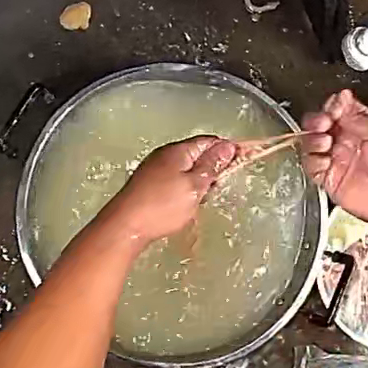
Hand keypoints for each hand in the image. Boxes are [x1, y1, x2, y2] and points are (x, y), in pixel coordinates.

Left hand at [97, 136, 237, 244]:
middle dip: (212, 167)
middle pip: (196, 153)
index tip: (242, 161)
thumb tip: (228, 146)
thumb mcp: (195, 185)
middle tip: (219, 186)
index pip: (209, 141)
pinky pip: (173, 179)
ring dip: (198, 180)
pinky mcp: (147, 184)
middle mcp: (164, 155)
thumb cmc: (162, 206)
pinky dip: (184, 188)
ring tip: (202, 198)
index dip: (227, 149)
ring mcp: (154, 169)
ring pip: (185, 168)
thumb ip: (212, 165)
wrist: (125, 226)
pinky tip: (184, 203)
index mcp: (178, 151)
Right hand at [300, 90, 367, 228]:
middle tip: (324, 122)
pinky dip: (312, 159)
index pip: (340, 108)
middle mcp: (349, 141)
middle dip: (317, 119)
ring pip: (312, 142)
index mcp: (364, 127)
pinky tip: (324, 158)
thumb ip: (359, 117)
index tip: (334, 107)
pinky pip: (311, 165)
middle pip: (321, 123)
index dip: (333, 105)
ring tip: (324, 141)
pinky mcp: (330, 179)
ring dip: (312, 138)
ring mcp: (338, 160)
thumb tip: (342, 98)